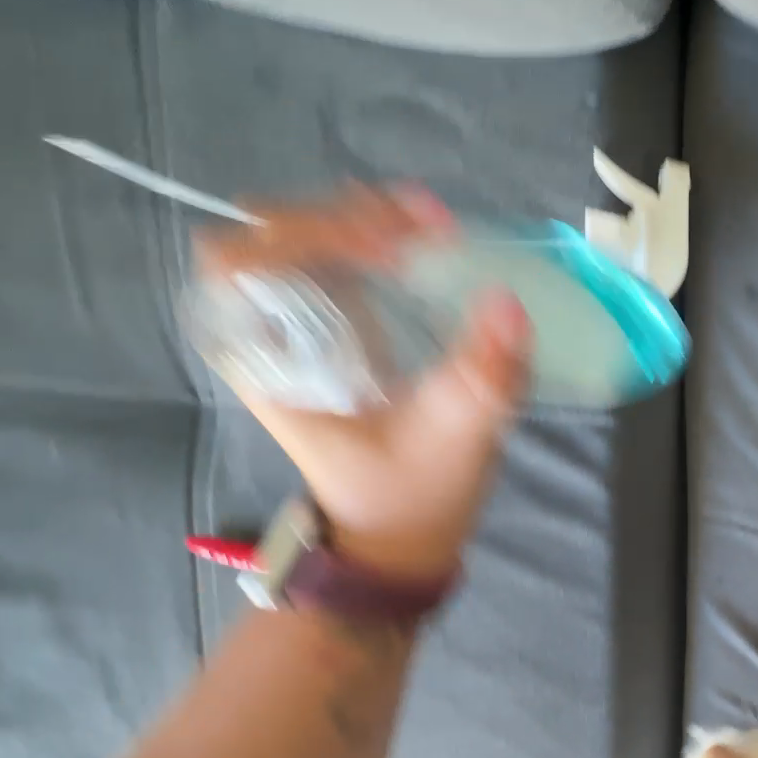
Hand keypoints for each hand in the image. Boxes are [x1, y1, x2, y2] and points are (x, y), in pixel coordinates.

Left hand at [200, 187, 533, 579]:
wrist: (404, 539)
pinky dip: (390, 248)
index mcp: (269, 360)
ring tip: (439, 228)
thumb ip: (480, 376)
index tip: (397, 248)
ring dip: (372, 224)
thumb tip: (510, 301)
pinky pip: (350, 270)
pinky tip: (435, 250)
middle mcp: (275, 335)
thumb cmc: (412, 497)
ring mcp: (309, 333)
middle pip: (276, 236)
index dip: (314, 234)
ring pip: (313, 245)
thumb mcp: (452, 441)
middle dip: (350, 218)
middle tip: (429, 226)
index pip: (247, 260)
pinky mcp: (347, 338)